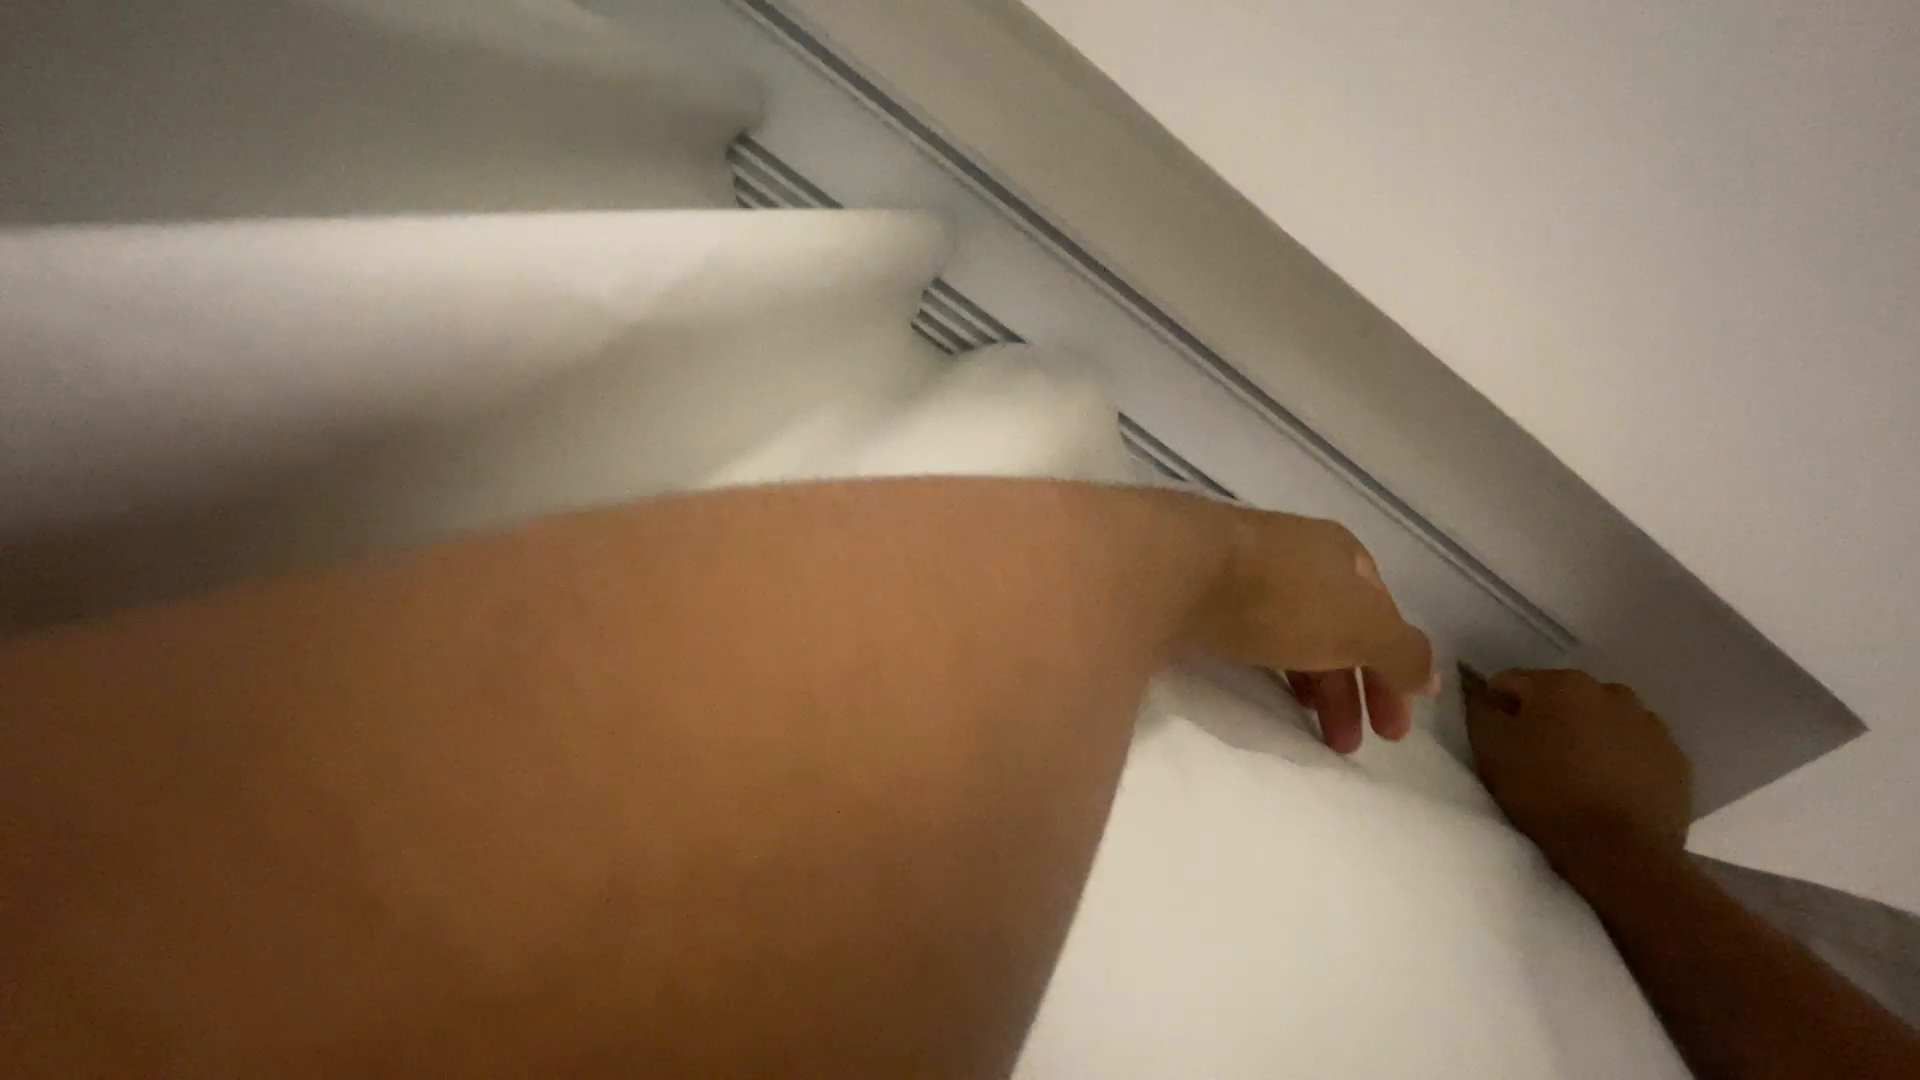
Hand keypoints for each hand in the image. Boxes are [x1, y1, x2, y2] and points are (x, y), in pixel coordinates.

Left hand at [1182, 510, 1434, 751]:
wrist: (1170, 567)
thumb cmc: (1278, 594)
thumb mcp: (1361, 625)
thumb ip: (1402, 652)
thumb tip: (1429, 678)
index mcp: (1338, 553)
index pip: (1381, 616)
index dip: (1395, 671)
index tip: (1395, 729)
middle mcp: (1292, 554)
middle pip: (1335, 628)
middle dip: (1352, 689)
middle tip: (1351, 745)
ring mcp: (1239, 571)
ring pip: (1291, 633)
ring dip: (1313, 685)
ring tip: (1315, 733)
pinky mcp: (1196, 593)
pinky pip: (1247, 634)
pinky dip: (1269, 666)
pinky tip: (1264, 691)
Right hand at [1466, 669, 1691, 869]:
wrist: (1618, 850)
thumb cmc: (1543, 791)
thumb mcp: (1489, 747)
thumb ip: (1480, 711)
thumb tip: (1487, 699)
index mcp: (1561, 684)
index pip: (1511, 682)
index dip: (1496, 707)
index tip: (1496, 738)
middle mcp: (1610, 692)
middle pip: (1560, 697)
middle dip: (1544, 717)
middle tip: (1534, 754)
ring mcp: (1650, 725)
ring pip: (1600, 719)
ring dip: (1584, 734)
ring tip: (1574, 770)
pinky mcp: (1675, 758)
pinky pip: (1633, 746)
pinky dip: (1617, 756)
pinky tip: (1606, 784)